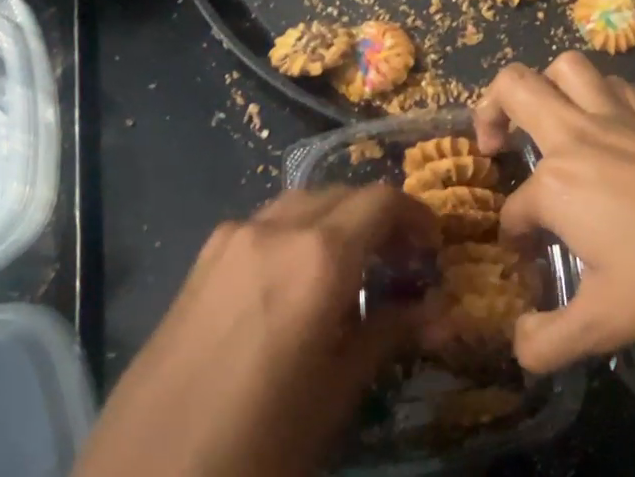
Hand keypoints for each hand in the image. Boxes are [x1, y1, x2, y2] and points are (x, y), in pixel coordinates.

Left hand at [73, 186, 436, 476]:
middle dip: (380, 219)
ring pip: (302, 204)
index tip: (432, 251)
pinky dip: (297, 235)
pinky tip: (297, 285)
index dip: (417, 218)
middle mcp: (276, 229)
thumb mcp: (338, 390)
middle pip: (344, 195)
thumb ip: (389, 332)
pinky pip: (264, 226)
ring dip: (338, 222)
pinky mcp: (199, 263)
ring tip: (352, 271)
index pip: (384, 202)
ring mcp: (230, 240)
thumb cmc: (261, 439)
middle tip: (400, 264)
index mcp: (320, 255)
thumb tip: (435, 308)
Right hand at [474, 52, 634, 373]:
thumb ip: (548, 342)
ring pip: (567, 67)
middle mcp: (579, 137)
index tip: (536, 268)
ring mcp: (620, 119)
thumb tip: (520, 345)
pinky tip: (603, 131)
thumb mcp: (603, 324)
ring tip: (545, 125)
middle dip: (488, 109)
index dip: (516, 241)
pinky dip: (594, 94)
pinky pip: (612, 85)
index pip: (514, 211)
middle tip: (494, 145)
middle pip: (515, 87)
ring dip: (544, 85)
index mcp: (558, 184)